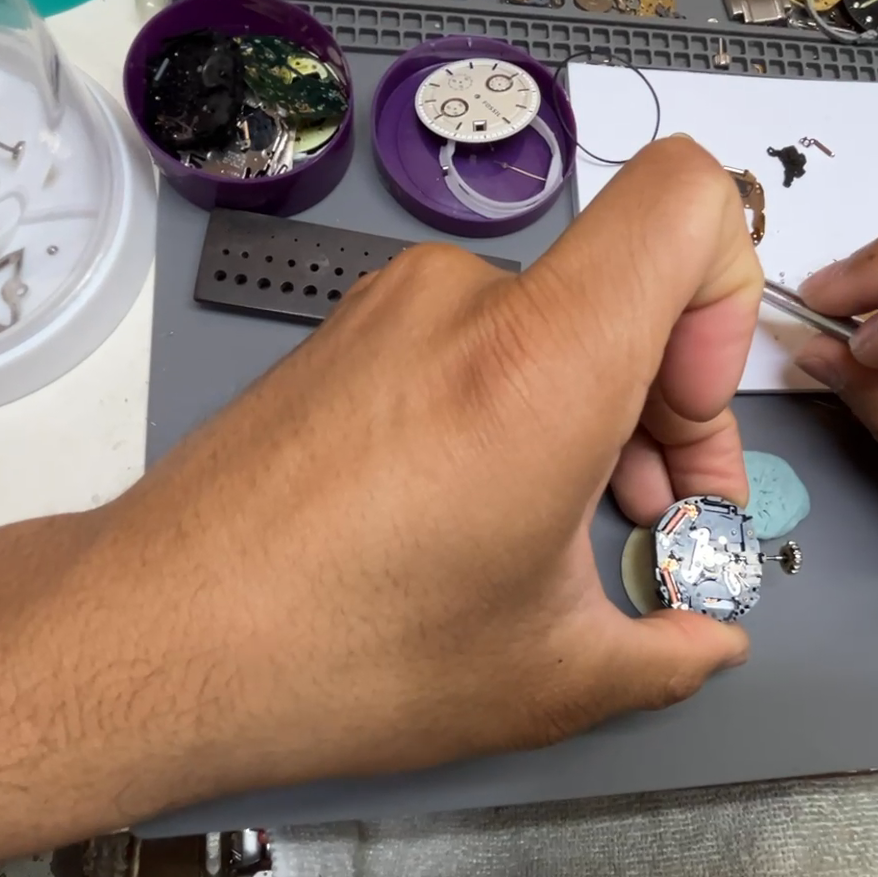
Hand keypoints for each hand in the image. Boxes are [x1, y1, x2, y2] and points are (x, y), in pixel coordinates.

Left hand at [83, 138, 764, 807]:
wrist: (151, 638)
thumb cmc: (335, 656)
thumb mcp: (546, 676)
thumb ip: (668, 653)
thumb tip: (708, 641)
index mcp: (540, 364)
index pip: (687, 200)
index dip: (726, 295)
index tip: (688, 412)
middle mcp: (466, 300)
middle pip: (632, 289)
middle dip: (669, 404)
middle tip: (655, 513)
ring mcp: (398, 303)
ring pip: (560, 318)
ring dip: (594, 410)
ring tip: (568, 521)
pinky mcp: (356, 328)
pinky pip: (486, 333)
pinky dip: (523, 401)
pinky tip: (495, 497)